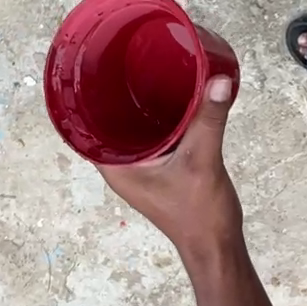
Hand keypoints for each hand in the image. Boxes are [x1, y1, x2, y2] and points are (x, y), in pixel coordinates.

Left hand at [96, 64, 243, 269]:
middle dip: (120, 93)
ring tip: (150, 69)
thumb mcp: (202, 160)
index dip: (89, 97)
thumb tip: (219, 79)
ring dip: (142, 105)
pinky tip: (175, 97)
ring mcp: (144, 168)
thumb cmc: (200, 213)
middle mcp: (124, 166)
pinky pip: (155, 135)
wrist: (218, 247)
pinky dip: (162, 117)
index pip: (87, 127)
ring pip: (135, 128)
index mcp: (117, 167)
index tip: (97, 66)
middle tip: (128, 58)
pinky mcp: (163, 167)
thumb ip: (208, 120)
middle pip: (111, 123)